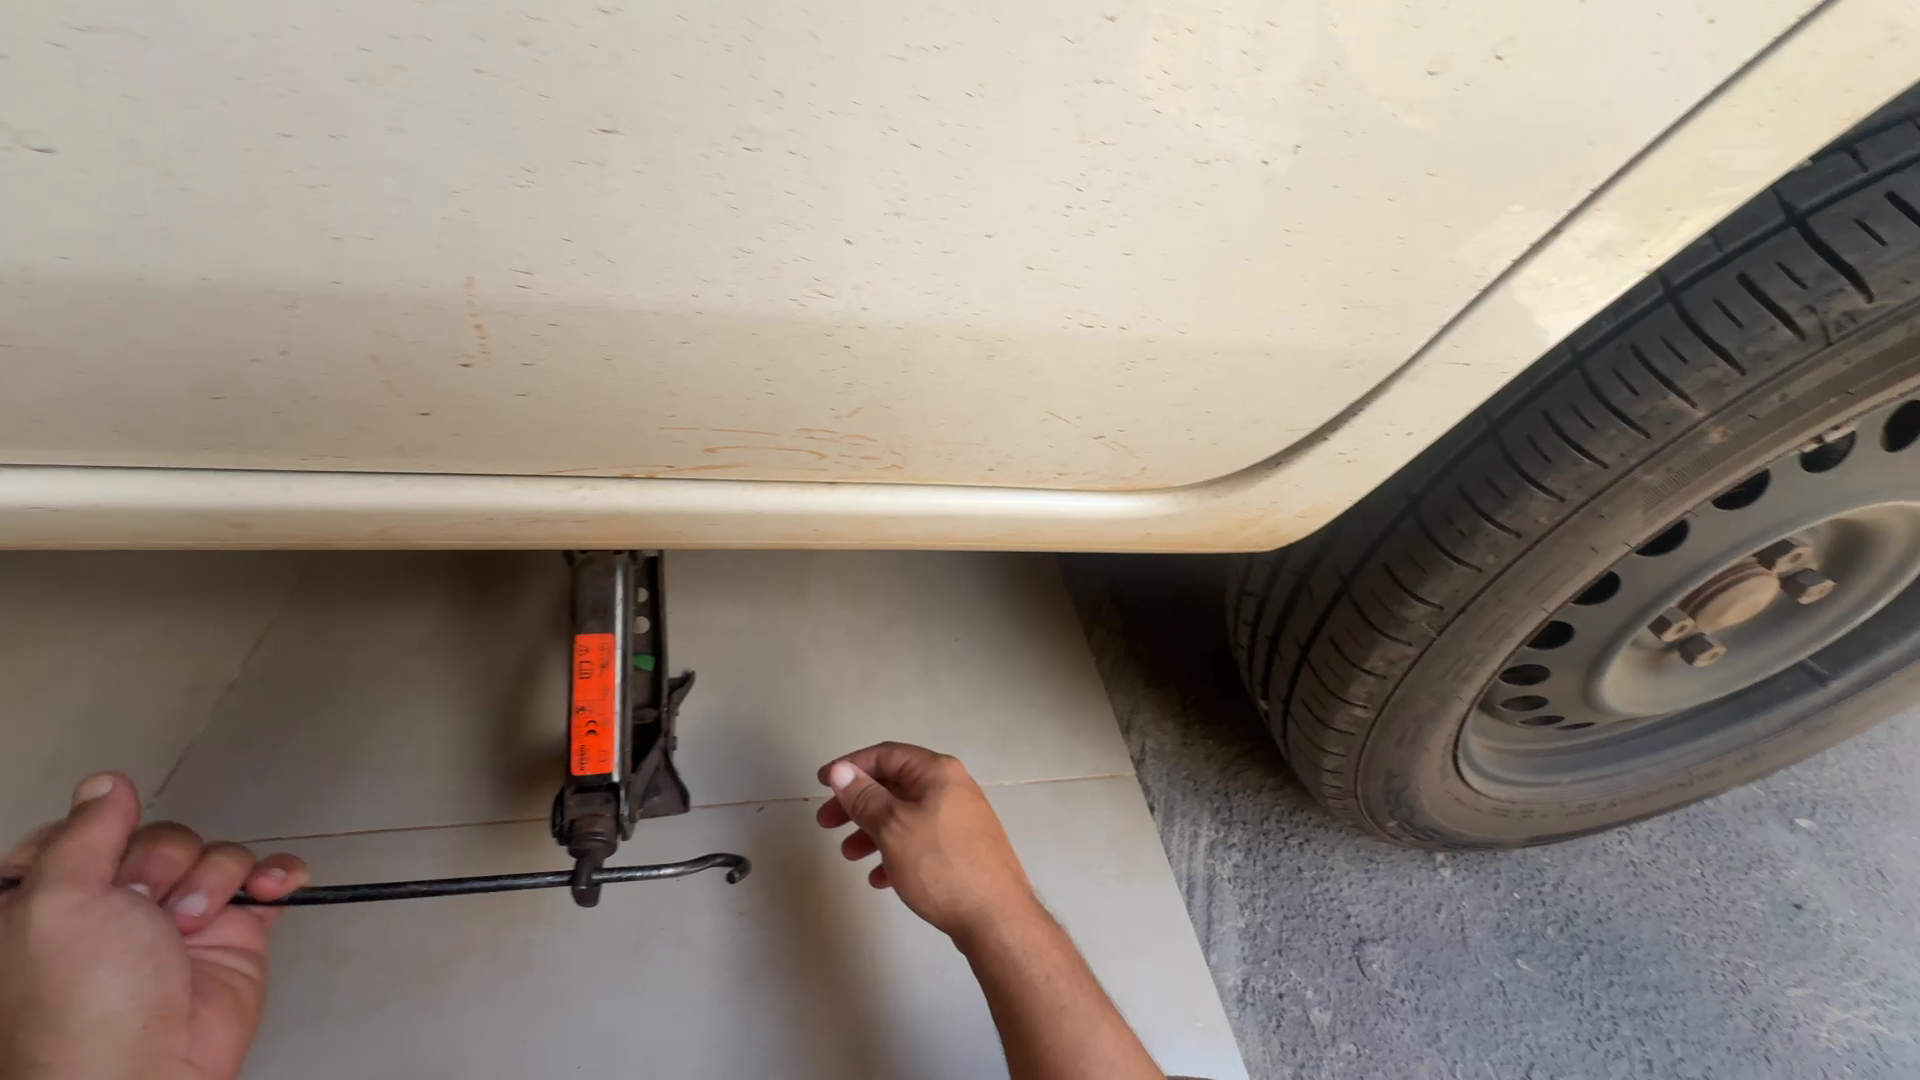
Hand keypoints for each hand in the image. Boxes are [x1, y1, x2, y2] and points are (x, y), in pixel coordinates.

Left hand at [0, 773, 307, 1079]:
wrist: (149, 1066)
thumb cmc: (81, 1000)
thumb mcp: (54, 907)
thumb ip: (82, 838)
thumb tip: (104, 784)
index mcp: (51, 905)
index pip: (80, 837)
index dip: (99, 839)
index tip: (100, 866)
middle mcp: (113, 909)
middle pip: (161, 840)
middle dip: (168, 863)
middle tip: (149, 905)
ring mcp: (180, 919)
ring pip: (218, 856)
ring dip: (219, 879)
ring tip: (201, 921)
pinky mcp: (238, 929)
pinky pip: (271, 878)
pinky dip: (279, 876)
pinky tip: (274, 889)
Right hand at [815, 742, 1038, 943]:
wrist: (996, 917)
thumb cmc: (940, 864)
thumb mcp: (893, 827)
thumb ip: (864, 797)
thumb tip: (841, 771)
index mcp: (937, 771)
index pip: (886, 754)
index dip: (851, 766)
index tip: (822, 783)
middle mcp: (951, 787)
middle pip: (894, 785)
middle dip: (858, 803)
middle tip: (826, 823)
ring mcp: (960, 818)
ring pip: (905, 815)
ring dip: (873, 830)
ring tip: (849, 855)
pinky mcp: (963, 848)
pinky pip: (920, 840)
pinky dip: (896, 852)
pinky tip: (879, 878)